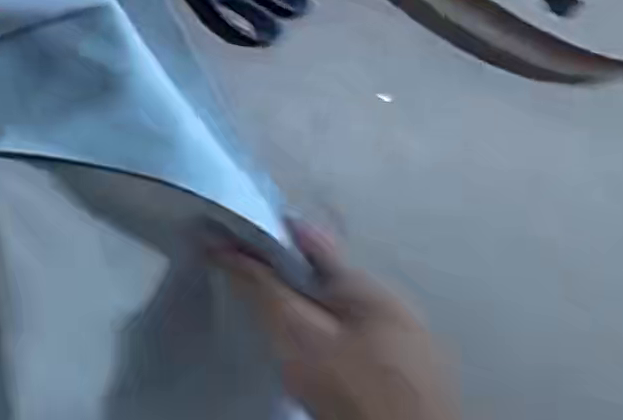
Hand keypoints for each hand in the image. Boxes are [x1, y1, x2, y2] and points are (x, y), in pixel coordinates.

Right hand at [216, 221, 458, 419]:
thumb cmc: (348, 389)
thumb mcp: (291, 329)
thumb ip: (255, 280)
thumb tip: (218, 242)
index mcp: (371, 287)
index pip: (304, 237)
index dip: (259, 234)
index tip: (222, 238)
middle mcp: (394, 308)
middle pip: (316, 273)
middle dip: (276, 273)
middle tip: (237, 280)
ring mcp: (404, 345)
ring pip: (329, 305)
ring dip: (295, 304)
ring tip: (262, 314)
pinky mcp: (402, 377)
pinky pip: (345, 333)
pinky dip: (316, 331)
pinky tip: (297, 347)